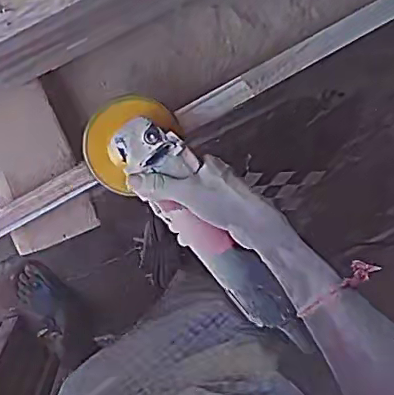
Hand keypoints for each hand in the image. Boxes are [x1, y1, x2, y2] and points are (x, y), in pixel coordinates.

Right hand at [125, 154, 282, 241]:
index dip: (158, 176)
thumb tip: (136, 178)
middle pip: (177, 184)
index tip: (149, 188)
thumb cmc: (230, 204)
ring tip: (179, 225)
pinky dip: (192, 221)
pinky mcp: (220, 207)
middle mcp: (210, 175)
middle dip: (169, 201)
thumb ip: (159, 185)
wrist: (257, 228)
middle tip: (165, 211)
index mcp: (203, 162)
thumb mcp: (186, 192)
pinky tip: (190, 232)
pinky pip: (198, 211)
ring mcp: (216, 192)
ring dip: (180, 214)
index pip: (172, 162)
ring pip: (187, 200)